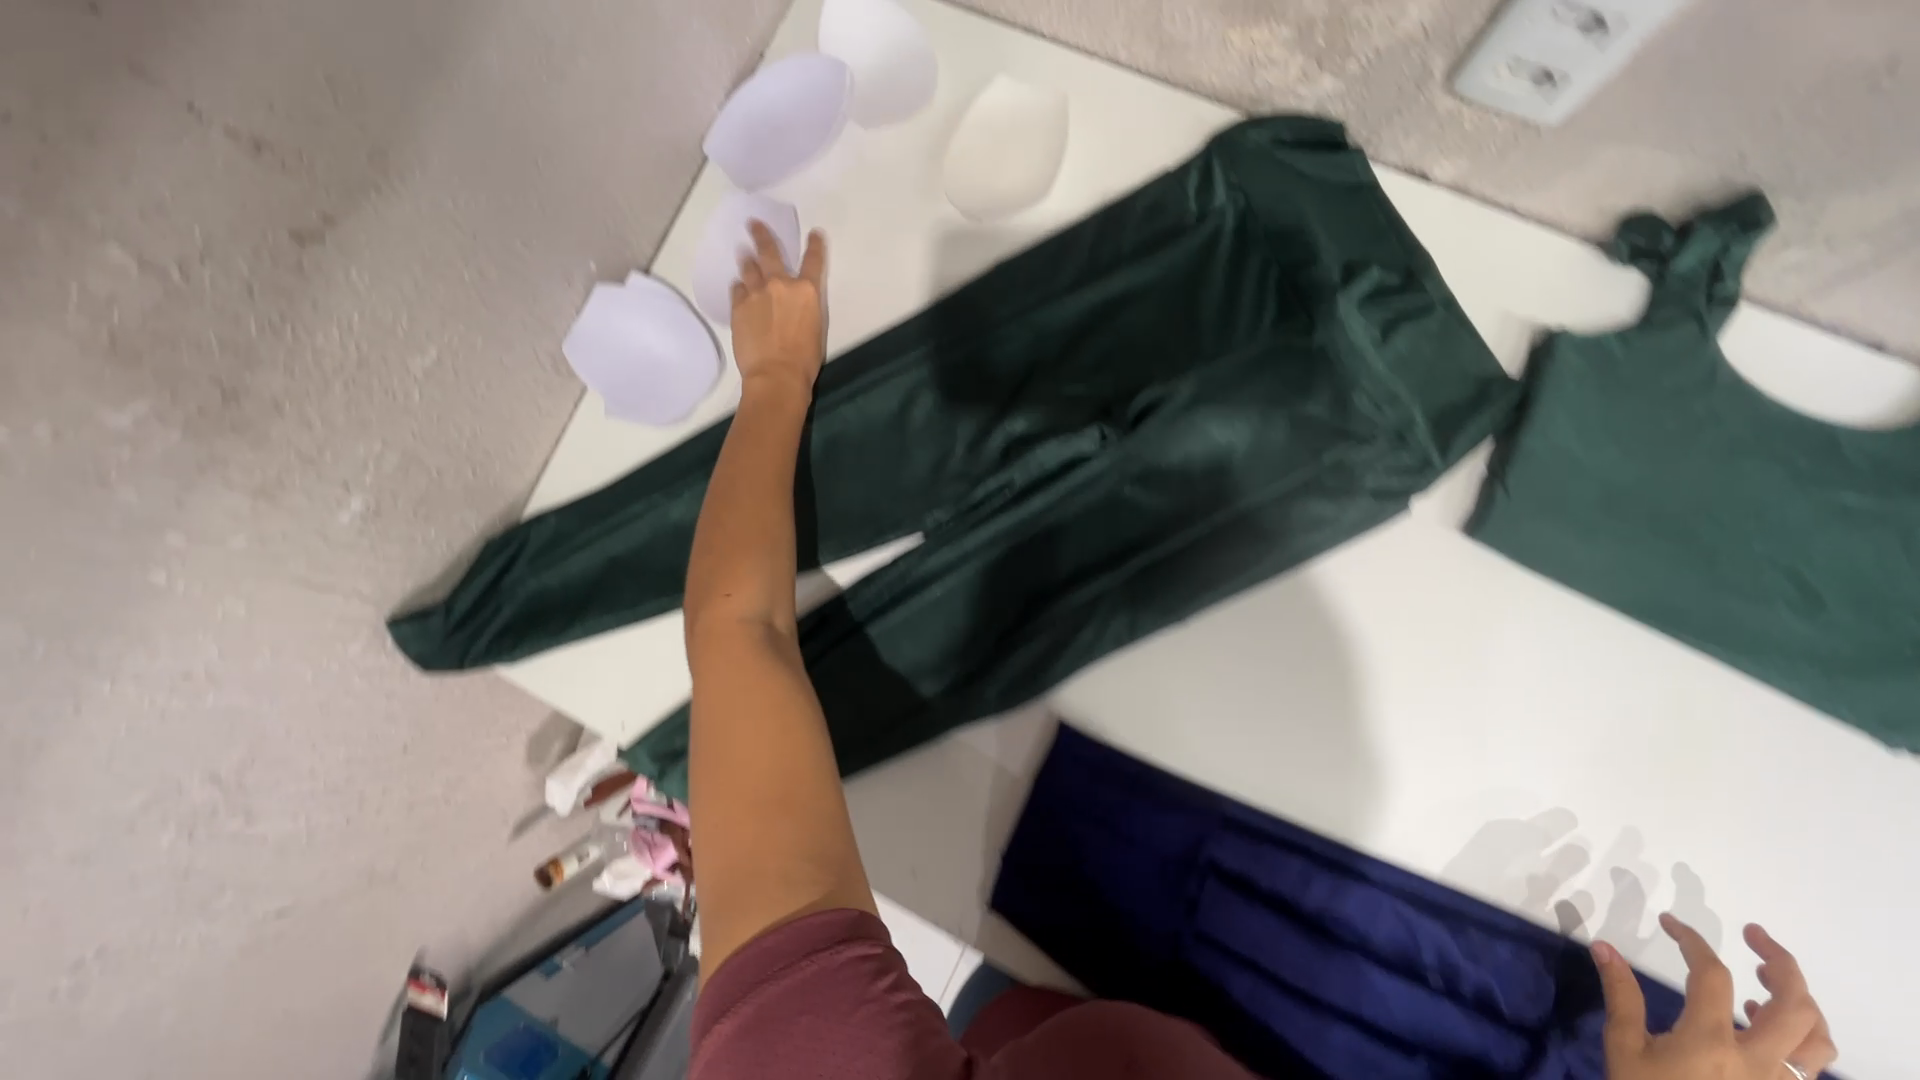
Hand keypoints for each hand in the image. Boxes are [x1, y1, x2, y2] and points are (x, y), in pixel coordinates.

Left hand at [730, 221, 826, 396]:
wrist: (776, 374)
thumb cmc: (804, 360)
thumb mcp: (815, 329)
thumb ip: (804, 309)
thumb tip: (793, 306)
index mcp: (808, 292)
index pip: (814, 261)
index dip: (815, 246)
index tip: (814, 234)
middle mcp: (781, 285)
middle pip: (770, 252)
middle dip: (762, 235)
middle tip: (754, 224)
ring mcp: (756, 294)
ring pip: (749, 268)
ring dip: (746, 259)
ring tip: (742, 252)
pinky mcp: (738, 307)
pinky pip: (737, 290)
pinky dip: (739, 287)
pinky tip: (738, 288)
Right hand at [1595, 914, 1836, 1079]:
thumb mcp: (1623, 1047)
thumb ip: (1621, 995)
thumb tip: (1604, 946)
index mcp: (1712, 1040)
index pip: (1712, 975)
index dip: (1692, 940)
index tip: (1670, 923)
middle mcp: (1759, 1059)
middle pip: (1795, 1003)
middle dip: (1780, 961)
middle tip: (1753, 935)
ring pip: (1819, 1036)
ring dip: (1801, 999)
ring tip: (1768, 977)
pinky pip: (1813, 1062)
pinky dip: (1799, 1031)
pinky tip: (1763, 1022)